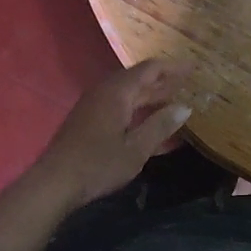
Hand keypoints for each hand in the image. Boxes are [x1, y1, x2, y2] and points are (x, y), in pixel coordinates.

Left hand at [27, 59, 193, 210]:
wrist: (56, 183)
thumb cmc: (98, 164)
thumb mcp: (136, 148)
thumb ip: (160, 126)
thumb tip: (185, 107)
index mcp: (117, 92)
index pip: (149, 69)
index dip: (173, 67)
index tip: (194, 67)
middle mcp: (105, 93)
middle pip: (138, 81)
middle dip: (164, 83)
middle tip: (189, 85)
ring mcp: (95, 108)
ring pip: (129, 97)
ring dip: (152, 100)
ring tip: (176, 105)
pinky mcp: (89, 123)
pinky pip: (120, 111)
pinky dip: (138, 115)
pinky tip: (154, 131)